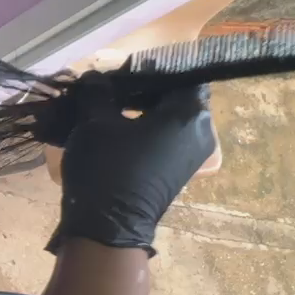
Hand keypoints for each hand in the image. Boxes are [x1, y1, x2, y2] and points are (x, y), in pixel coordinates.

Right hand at [51, 84, 214, 253]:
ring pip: (169, 121)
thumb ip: (97, 94)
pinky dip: (143, 134)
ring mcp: (192, 154)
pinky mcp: (178, 171)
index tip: (118, 75)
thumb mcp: (94, 123)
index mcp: (188, 113)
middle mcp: (200, 130)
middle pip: (176, 99)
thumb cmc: (106, 166)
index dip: (148, 72)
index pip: (178, 76)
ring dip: (141, 115)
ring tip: (107, 117)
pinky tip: (115, 138)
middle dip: (143, 94)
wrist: (108, 222)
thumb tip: (96, 77)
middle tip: (109, 95)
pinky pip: (165, 141)